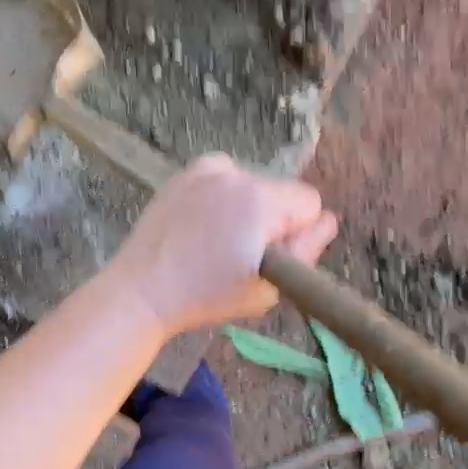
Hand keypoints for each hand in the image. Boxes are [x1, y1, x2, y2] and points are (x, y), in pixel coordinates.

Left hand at [106, 155, 337, 335]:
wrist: (141, 292)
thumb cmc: (204, 297)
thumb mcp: (267, 288)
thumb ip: (306, 252)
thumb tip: (327, 221)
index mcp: (261, 199)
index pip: (309, 202)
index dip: (296, 233)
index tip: (267, 257)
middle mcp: (236, 173)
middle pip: (279, 191)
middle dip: (270, 218)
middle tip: (235, 255)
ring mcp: (205, 170)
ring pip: (251, 184)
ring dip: (245, 207)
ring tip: (214, 243)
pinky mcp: (182, 175)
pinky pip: (221, 178)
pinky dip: (220, 196)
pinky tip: (203, 224)